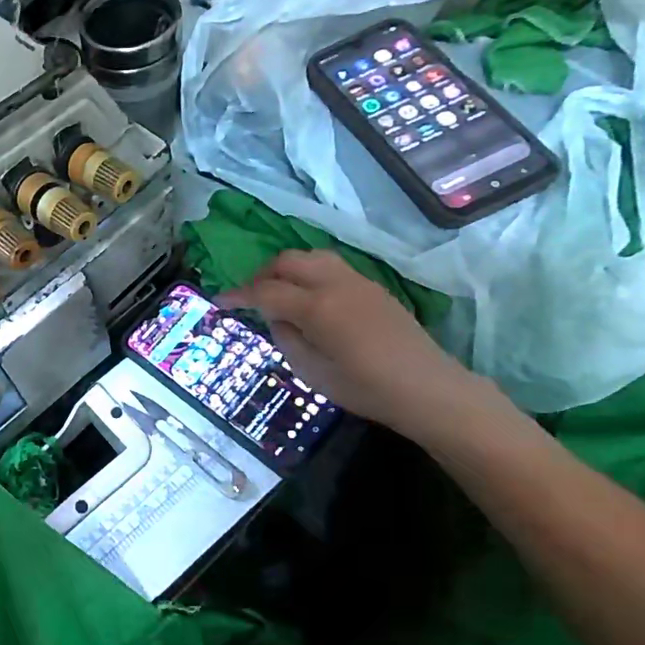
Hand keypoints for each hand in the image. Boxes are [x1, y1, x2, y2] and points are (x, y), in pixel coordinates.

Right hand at [221, 249, 507, 445]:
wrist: (425, 387)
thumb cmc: (364, 388)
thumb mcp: (311, 371)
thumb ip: (286, 338)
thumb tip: (275, 317)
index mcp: (317, 306)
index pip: (266, 291)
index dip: (238, 295)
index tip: (219, 302)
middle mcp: (335, 283)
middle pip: (287, 261)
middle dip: (262, 275)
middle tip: (249, 298)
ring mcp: (357, 281)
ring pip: (311, 257)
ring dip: (287, 269)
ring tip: (277, 292)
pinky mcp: (372, 287)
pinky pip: (331, 267)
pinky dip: (309, 273)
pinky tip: (308, 297)